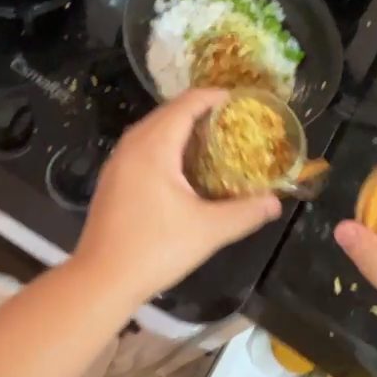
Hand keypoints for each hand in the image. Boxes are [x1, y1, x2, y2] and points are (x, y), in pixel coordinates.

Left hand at [73, 89, 281, 302]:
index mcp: (153, 146)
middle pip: (168, 112)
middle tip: (234, 120)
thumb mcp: (208, 231)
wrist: (101, 279)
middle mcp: (132, 145)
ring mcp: (118, 162)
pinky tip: (183, 167)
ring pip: (152, 129)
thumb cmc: (154, 249)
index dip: (214, 97)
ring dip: (181, 128)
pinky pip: (142, 147)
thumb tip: (275, 203)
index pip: (186, 104)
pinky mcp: (113, 179)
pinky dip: (166, 145)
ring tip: (213, 139)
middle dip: (200, 110)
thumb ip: (244, 213)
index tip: (241, 100)